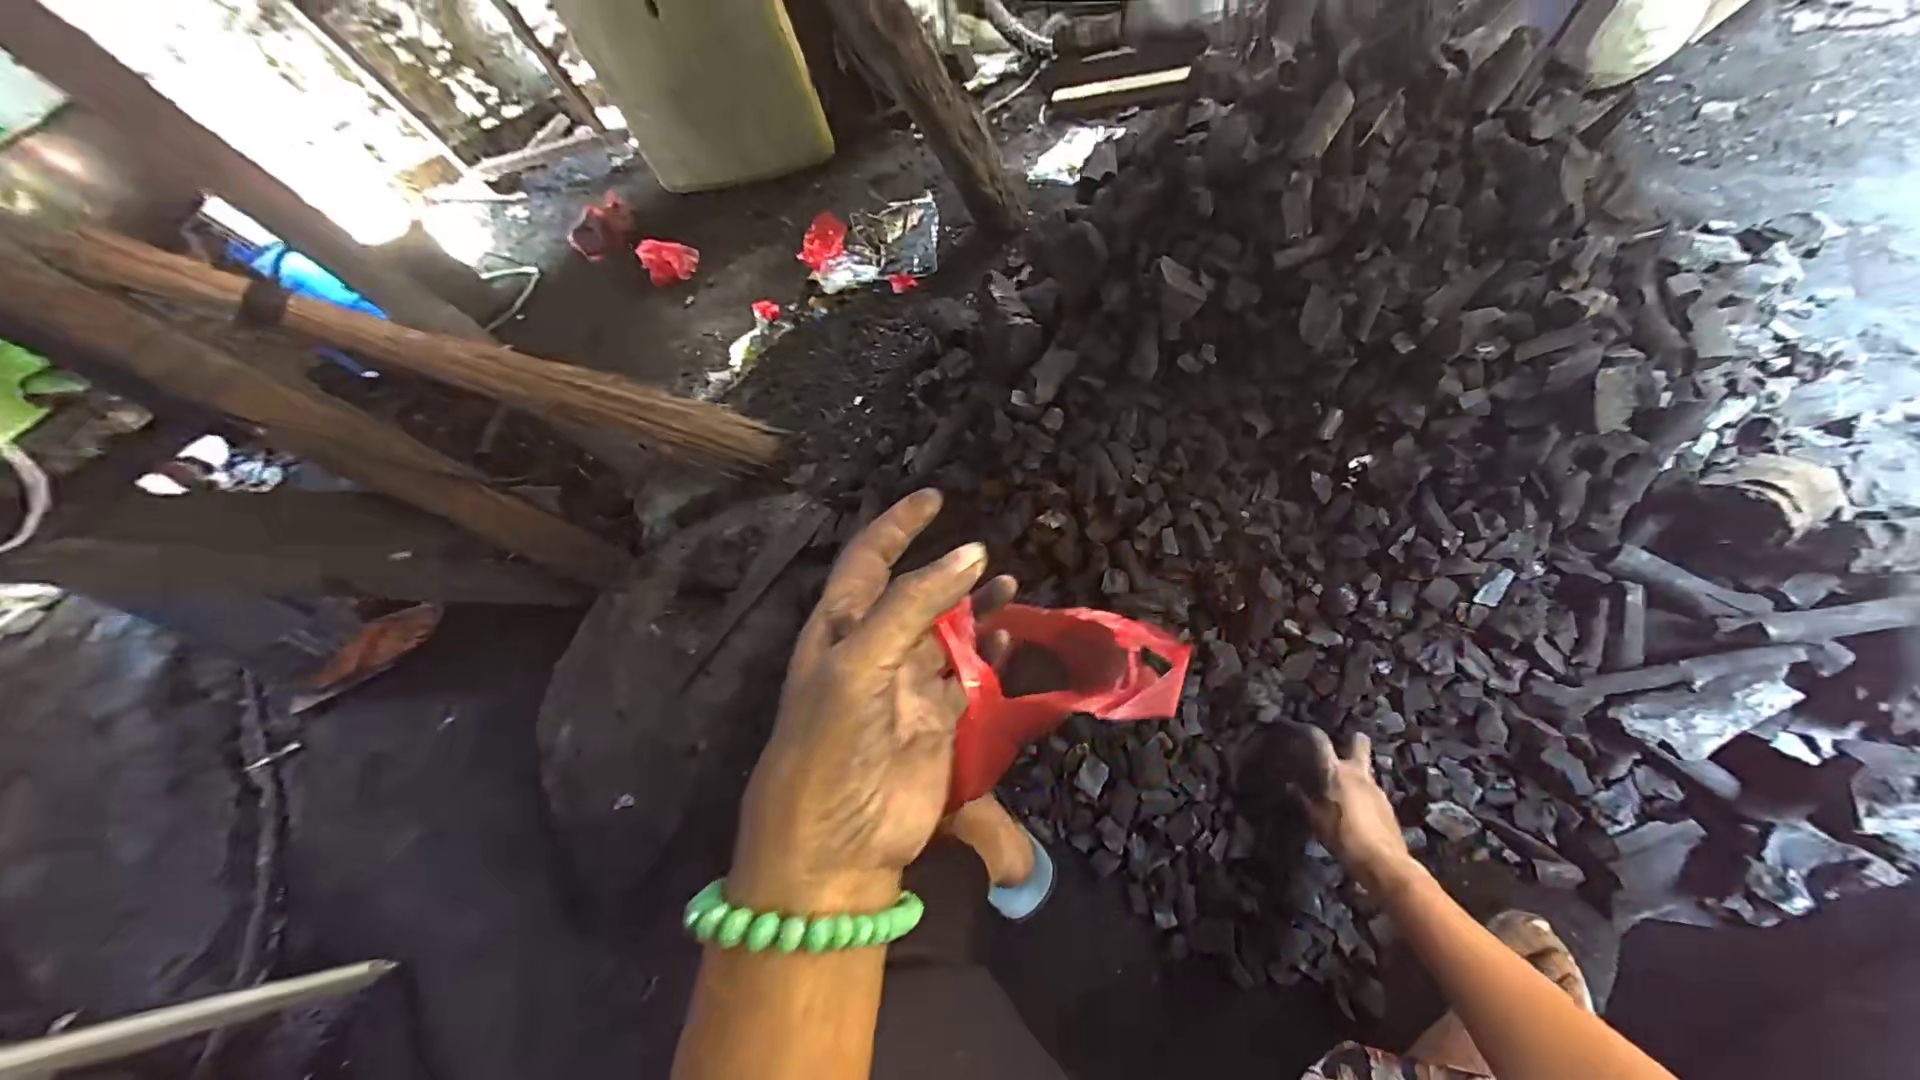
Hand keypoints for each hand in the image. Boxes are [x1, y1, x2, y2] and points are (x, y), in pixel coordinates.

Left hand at [728, 490, 1011, 915]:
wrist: (837, 843)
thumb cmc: (831, 742)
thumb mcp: (860, 662)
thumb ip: (914, 605)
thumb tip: (971, 554)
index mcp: (841, 627)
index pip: (868, 559)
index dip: (897, 526)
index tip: (933, 498)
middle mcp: (874, 649)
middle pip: (914, 593)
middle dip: (946, 569)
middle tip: (985, 550)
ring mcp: (908, 685)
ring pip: (948, 632)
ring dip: (976, 607)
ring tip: (1008, 586)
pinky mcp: (938, 720)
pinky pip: (969, 675)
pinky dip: (988, 655)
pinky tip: (1005, 640)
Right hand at [1302, 729, 1418, 894]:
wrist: (1385, 863)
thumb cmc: (1343, 837)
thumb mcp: (1316, 819)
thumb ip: (1304, 799)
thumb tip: (1291, 786)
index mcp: (1337, 772)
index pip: (1320, 741)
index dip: (1308, 730)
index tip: (1298, 726)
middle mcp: (1359, 774)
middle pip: (1359, 745)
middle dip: (1354, 740)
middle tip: (1345, 741)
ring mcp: (1377, 789)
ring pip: (1365, 770)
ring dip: (1355, 771)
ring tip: (1341, 783)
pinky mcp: (1387, 806)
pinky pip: (1371, 790)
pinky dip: (1361, 791)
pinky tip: (1355, 806)